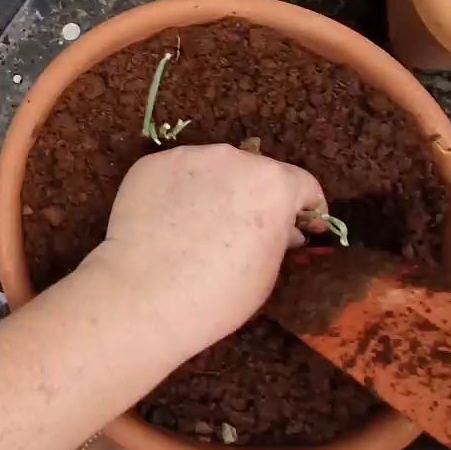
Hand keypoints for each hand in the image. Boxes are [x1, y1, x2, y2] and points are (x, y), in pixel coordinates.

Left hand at [78, 144, 326, 352]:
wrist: (146, 293)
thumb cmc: (220, 291)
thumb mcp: (269, 268)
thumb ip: (280, 235)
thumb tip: (284, 226)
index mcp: (271, 182)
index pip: (301, 184)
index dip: (304, 208)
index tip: (299, 227)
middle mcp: (230, 157)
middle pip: (253, 171)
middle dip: (254, 195)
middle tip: (241, 229)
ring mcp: (185, 156)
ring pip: (211, 169)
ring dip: (214, 188)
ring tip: (198, 225)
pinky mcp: (149, 163)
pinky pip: (174, 174)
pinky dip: (178, 190)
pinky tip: (167, 220)